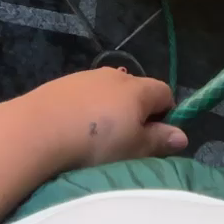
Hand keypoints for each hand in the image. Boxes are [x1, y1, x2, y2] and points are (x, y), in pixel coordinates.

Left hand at [4, 67, 187, 170]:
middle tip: (128, 144)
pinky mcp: (66, 82)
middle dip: (138, 113)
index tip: (156, 138)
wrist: (41, 127)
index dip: (167, 114)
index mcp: (138, 88)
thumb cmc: (97, 142)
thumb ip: (158, 140)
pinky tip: (77, 129)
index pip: (165, 91)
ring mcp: (89, 76)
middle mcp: (116, 75)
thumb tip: (182, 134)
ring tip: (100, 140)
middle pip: (137, 90)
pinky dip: (89, 109)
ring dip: (112, 111)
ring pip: (110, 92)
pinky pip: (87, 95)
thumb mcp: (134, 148)